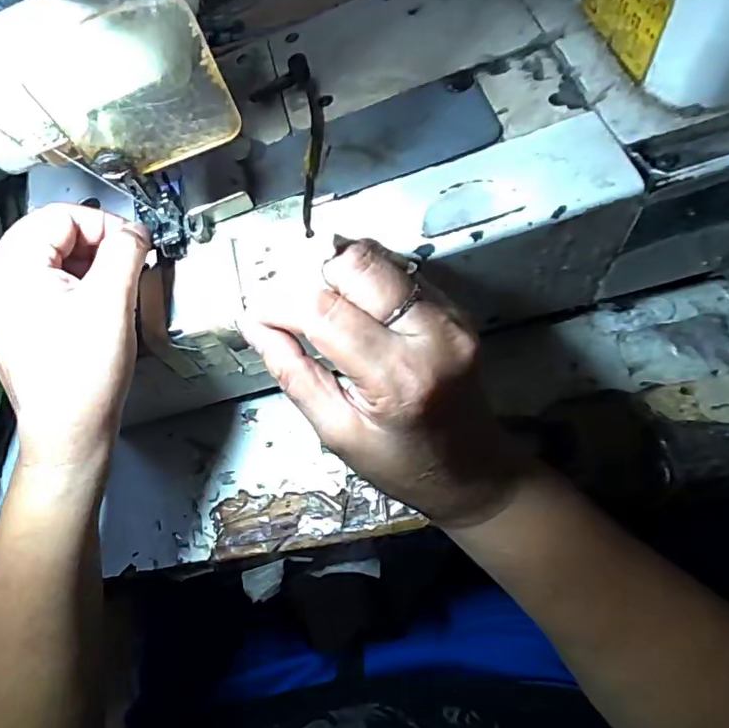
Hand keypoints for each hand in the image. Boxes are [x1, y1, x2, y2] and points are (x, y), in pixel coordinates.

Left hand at [0, 204, 150, 469]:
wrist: (70, 433)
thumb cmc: (83, 379)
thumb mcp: (113, 300)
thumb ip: (126, 250)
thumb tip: (135, 230)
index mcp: (5, 271)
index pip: (59, 216)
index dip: (104, 225)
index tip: (133, 245)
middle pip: (52, 235)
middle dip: (97, 246)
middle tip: (129, 267)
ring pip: (51, 259)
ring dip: (89, 267)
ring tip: (116, 292)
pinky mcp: (10, 322)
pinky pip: (45, 284)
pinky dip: (76, 286)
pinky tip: (98, 307)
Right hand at [240, 238, 526, 528]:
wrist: (471, 469)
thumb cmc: (405, 463)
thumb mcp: (338, 432)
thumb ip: (295, 374)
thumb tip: (257, 327)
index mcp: (399, 377)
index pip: (325, 311)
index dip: (280, 304)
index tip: (259, 312)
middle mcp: (432, 335)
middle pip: (357, 264)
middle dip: (311, 274)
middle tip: (290, 303)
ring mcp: (450, 316)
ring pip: (379, 258)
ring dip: (338, 272)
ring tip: (320, 306)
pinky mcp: (454, 308)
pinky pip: (398, 272)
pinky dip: (365, 281)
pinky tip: (355, 310)